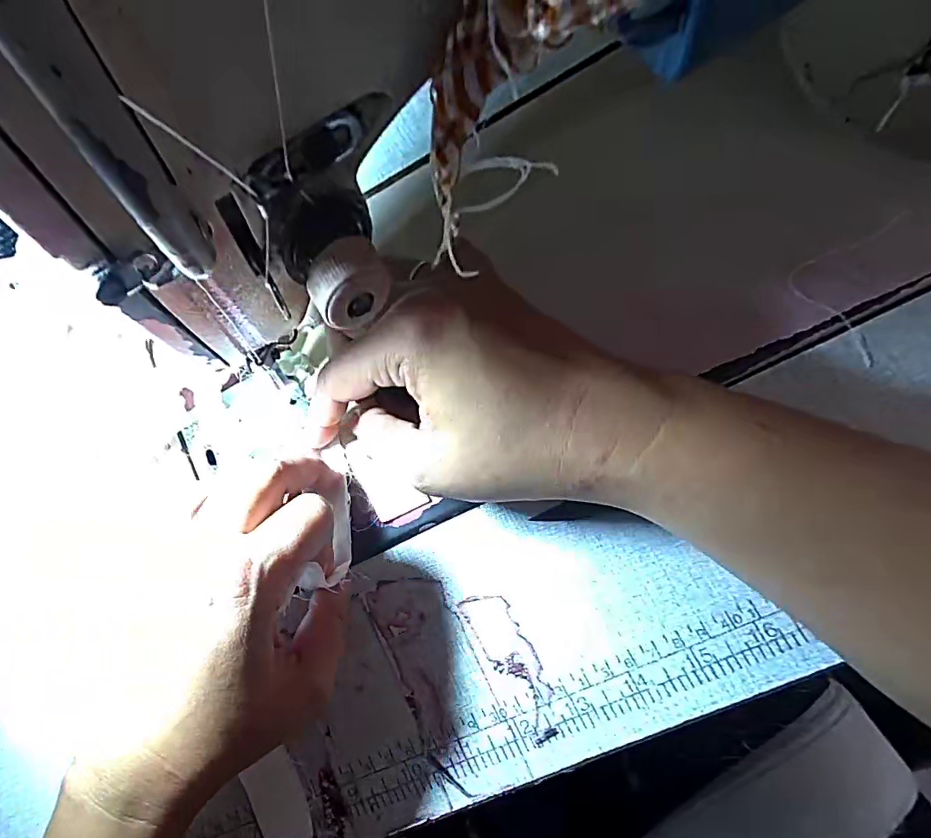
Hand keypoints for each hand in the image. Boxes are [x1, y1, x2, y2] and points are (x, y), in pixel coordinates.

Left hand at [67, 457, 351, 829]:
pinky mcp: (141, 561)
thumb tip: (333, 583)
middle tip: (320, 478)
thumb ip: (333, 622)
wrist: (148, 751)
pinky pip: (179, 506)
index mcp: (249, 579)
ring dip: (256, 482)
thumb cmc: (223, 727)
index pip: (310, 514)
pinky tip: (224, 524)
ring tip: (275, 501)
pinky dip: (212, 502)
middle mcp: (202, 549)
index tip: (328, 560)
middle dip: (303, 469)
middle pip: (264, 472)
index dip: (332, 530)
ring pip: (219, 480)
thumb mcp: (307, 687)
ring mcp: (165, 549)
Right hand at [310, 250, 678, 505]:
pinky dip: (405, 325)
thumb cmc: (519, 450)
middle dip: (347, 380)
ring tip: (389, 400)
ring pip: (383, 309)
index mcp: (409, 331)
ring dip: (373, 352)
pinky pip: (421, 295)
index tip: (323, 443)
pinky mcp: (486, 286)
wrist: (610, 423)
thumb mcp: (427, 464)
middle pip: (354, 332)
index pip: (336, 371)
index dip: (321, 413)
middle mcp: (429, 288)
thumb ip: (374, 437)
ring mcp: (461, 279)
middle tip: (360, 423)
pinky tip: (416, 363)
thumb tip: (361, 417)